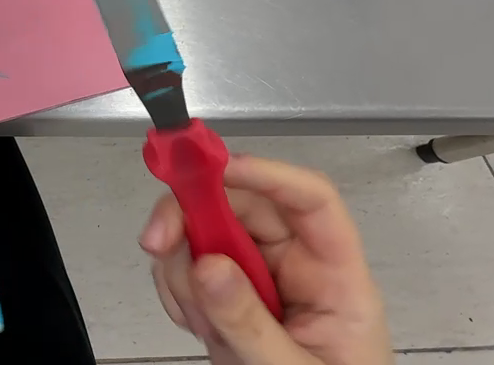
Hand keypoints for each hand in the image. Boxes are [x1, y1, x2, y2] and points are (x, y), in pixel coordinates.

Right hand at [139, 156, 391, 364]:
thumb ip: (252, 325)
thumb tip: (208, 265)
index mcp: (335, 279)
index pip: (310, 200)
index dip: (265, 173)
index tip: (212, 169)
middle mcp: (293, 266)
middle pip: (238, 204)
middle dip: (190, 216)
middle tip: (158, 240)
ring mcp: (253, 276)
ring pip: (200, 230)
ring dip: (180, 267)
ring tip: (197, 321)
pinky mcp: (221, 291)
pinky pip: (182, 261)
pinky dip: (172, 287)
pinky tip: (192, 323)